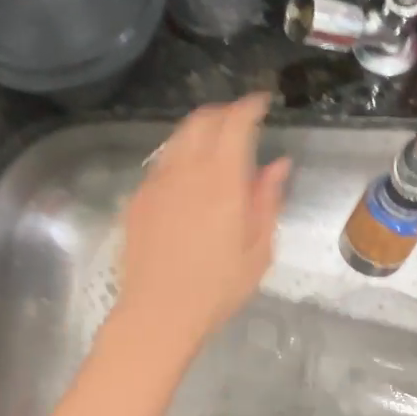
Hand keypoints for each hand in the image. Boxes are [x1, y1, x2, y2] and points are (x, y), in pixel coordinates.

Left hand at [115, 94, 290, 344]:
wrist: (159, 313)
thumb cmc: (218, 286)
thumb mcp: (259, 248)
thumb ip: (267, 199)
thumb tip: (278, 165)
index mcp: (222, 180)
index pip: (235, 122)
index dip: (250, 106)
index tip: (262, 103)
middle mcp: (186, 171)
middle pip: (202, 120)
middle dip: (223, 112)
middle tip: (240, 120)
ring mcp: (157, 183)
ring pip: (177, 138)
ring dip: (199, 131)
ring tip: (215, 144)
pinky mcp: (138, 199)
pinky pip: (162, 164)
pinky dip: (180, 157)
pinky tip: (189, 178)